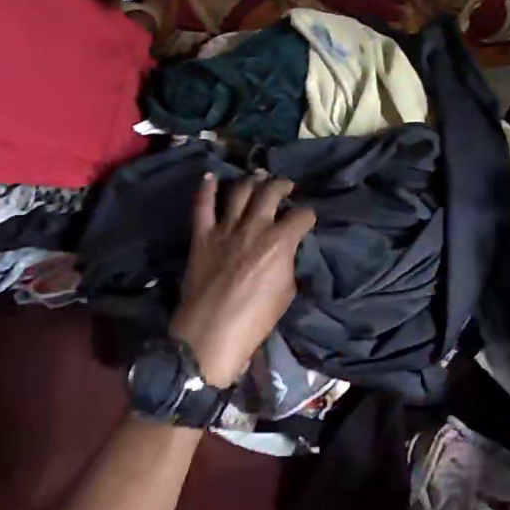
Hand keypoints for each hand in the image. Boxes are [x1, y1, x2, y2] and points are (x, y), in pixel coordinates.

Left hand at [170, 171, 317, 386]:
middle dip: (282, 185)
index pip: (301, 217)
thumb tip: (285, 254)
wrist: (211, 333)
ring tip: (258, 176)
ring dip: (251, 180)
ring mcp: (225, 229)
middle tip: (286, 186)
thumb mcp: (286, 293)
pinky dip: (207, 188)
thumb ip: (287, 265)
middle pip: (270, 193)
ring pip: (240, 192)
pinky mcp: (202, 236)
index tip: (308, 218)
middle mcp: (253, 227)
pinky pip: (203, 205)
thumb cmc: (255, 321)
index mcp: (279, 242)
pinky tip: (211, 176)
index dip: (308, 215)